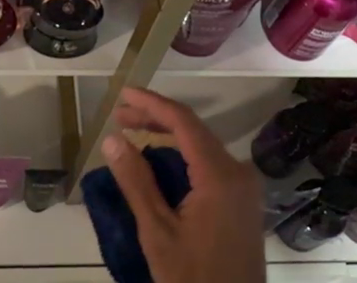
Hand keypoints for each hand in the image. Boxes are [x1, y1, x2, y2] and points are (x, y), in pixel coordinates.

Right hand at [104, 87, 264, 282]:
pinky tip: (159, 161)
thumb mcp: (158, 233)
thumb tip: (112, 139)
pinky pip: (211, 164)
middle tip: (120, 116)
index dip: (151, 103)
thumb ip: (136, 181)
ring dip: (168, 136)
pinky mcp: (243, 202)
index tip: (123, 93)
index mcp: (219, 175)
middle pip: (193, 130)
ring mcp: (244, 188)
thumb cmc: (193, 280)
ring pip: (202, 145)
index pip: (183, 121)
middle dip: (155, 118)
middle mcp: (238, 173)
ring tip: (133, 133)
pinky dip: (183, 155)